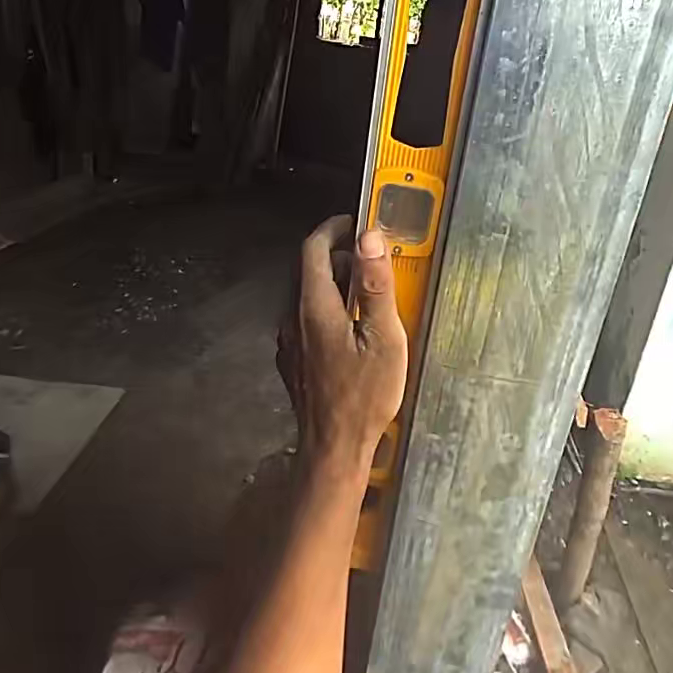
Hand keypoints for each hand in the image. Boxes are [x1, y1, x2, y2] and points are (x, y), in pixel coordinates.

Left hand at [277, 215, 408, 481]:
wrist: (334, 448)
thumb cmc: (363, 396)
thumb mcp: (383, 337)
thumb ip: (375, 285)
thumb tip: (371, 239)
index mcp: (314, 307)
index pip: (313, 249)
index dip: (333, 229)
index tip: (354, 224)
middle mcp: (293, 318)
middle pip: (309, 269)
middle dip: (339, 257)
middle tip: (371, 262)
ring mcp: (289, 341)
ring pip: (307, 294)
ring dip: (333, 284)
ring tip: (366, 296)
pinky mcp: (292, 359)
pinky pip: (306, 318)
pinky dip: (326, 308)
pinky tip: (351, 329)